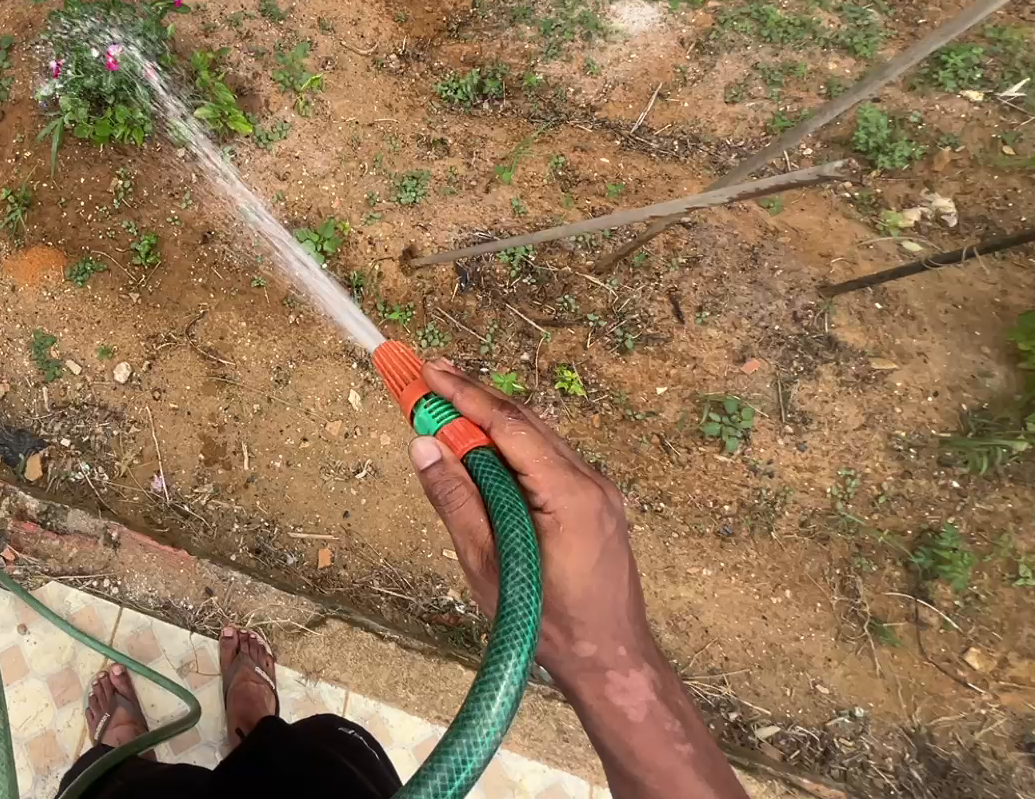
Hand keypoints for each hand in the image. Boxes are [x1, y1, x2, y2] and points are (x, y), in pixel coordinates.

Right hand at [408, 359, 748, 798]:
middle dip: (473, 394)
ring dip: (489, 415)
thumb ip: (454, 498)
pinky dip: (506, 440)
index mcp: (569, 492)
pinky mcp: (592, 502)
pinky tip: (479, 443)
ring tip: (444, 401)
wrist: (612, 664)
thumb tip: (421, 445)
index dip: (464, 394)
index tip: (427, 371)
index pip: (508, 424)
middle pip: (523, 420)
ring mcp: (596, 490)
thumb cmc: (544, 621)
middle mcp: (589, 480)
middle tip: (428, 374)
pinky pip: (543, 456)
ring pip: (535, 434)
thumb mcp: (485, 562)